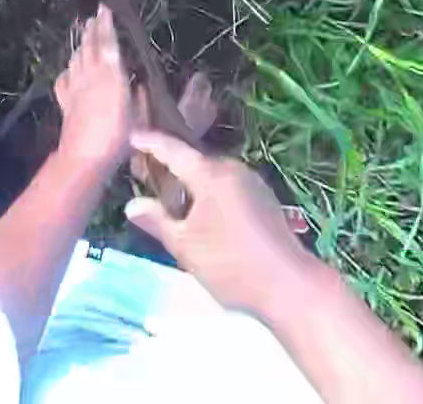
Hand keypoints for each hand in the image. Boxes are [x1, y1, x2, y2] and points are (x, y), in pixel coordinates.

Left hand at [53, 5, 134, 175]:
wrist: (84, 157)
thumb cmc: (117, 138)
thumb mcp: (137, 116)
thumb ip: (138, 97)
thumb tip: (137, 84)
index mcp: (111, 75)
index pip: (108, 42)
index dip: (106, 25)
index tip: (105, 8)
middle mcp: (91, 74)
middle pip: (90, 46)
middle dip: (92, 29)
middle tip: (94, 16)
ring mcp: (75, 86)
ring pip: (77, 57)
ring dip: (81, 44)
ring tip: (84, 34)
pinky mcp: (65, 100)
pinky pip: (66, 77)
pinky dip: (69, 68)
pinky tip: (71, 68)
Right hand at [124, 129, 320, 316]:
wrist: (291, 286)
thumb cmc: (232, 265)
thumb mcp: (186, 247)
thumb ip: (157, 222)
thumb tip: (131, 205)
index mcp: (210, 174)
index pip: (173, 149)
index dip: (150, 142)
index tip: (132, 136)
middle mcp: (231, 168)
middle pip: (193, 160)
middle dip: (170, 166)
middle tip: (147, 176)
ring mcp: (251, 181)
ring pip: (211, 173)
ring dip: (192, 181)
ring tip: (173, 199)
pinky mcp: (264, 197)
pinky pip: (228, 184)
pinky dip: (210, 191)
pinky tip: (205, 214)